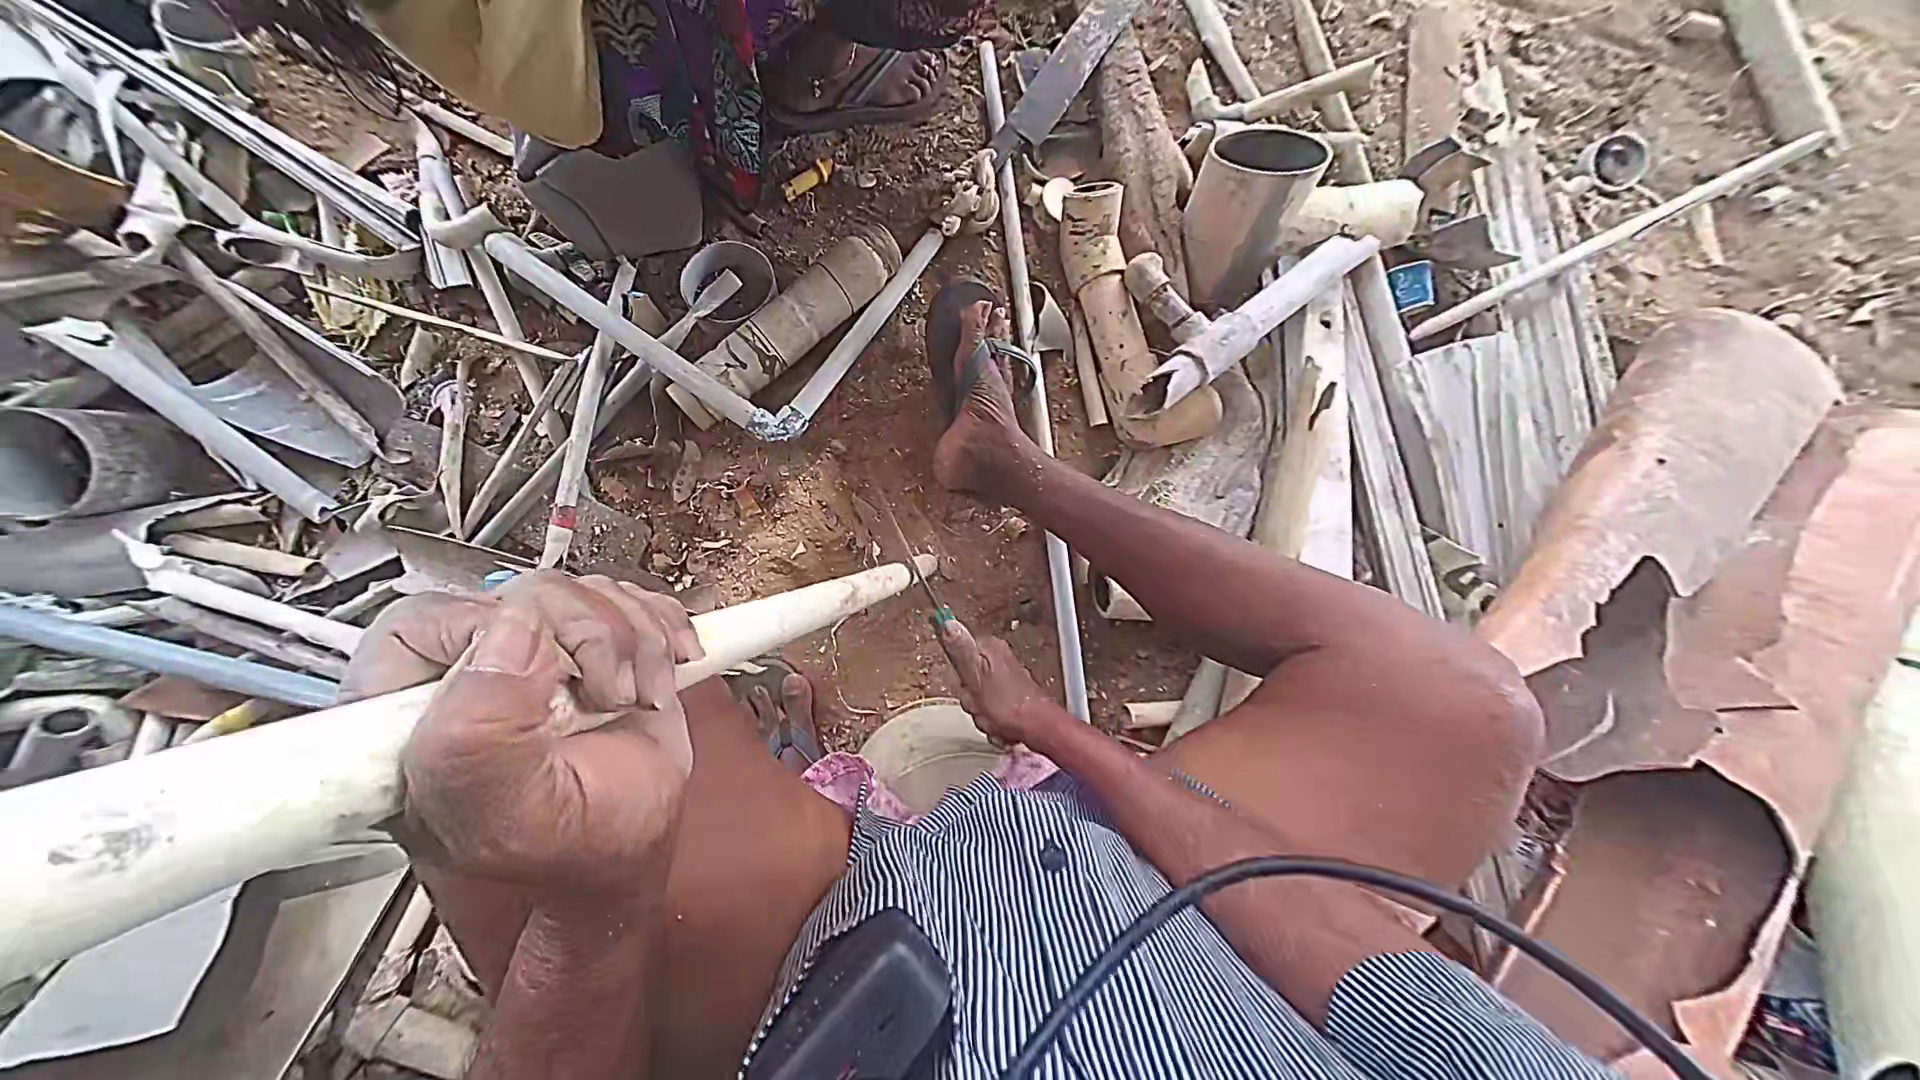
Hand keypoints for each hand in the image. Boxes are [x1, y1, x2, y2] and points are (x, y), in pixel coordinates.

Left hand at [339, 573, 703, 897]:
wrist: (629, 843)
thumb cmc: (567, 847)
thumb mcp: (512, 816)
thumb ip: (481, 741)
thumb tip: (507, 636)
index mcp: (414, 716)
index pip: (432, 620)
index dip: (505, 633)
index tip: (560, 679)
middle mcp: (475, 670)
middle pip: (532, 593)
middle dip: (597, 638)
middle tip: (615, 694)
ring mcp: (543, 650)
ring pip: (590, 589)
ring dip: (640, 640)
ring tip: (640, 695)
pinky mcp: (599, 641)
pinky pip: (634, 597)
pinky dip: (666, 628)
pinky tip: (663, 671)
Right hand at [942, 630, 1059, 746]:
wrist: (1038, 728)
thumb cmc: (1007, 704)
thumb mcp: (975, 675)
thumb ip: (960, 650)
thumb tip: (948, 623)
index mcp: (990, 648)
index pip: (958, 655)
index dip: (960, 677)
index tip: (967, 687)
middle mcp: (1000, 659)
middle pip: (967, 680)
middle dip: (971, 699)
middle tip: (980, 704)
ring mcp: (1007, 678)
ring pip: (978, 698)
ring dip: (982, 713)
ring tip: (992, 716)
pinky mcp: (1012, 697)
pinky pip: (991, 710)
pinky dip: (994, 721)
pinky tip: (1001, 724)